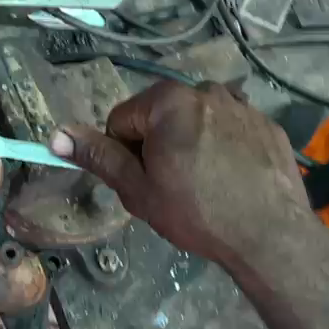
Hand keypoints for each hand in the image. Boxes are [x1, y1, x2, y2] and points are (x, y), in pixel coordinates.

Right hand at [50, 82, 310, 264]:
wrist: (273, 238)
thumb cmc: (197, 212)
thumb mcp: (138, 189)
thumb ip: (98, 156)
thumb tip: (55, 134)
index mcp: (167, 100)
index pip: (122, 121)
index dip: (127, 156)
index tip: (148, 183)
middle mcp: (204, 89)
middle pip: (160, 118)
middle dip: (160, 147)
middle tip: (176, 188)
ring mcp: (241, 105)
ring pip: (196, 122)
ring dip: (192, 145)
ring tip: (208, 187)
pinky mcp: (268, 124)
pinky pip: (231, 130)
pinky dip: (226, 148)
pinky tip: (235, 180)